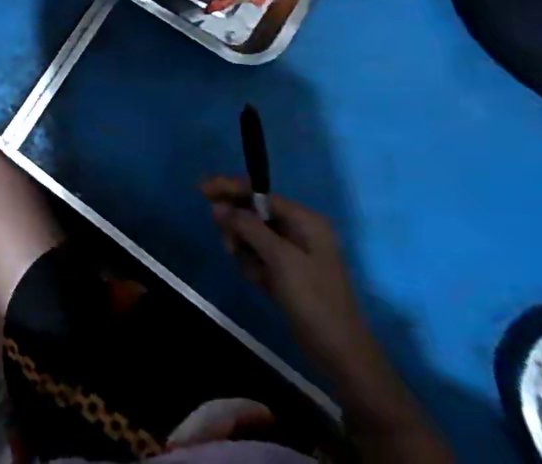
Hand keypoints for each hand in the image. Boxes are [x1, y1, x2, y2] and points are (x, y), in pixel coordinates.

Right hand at [200, 177, 360, 339]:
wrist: (338, 352)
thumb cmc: (313, 298)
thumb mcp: (279, 259)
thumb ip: (248, 228)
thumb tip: (218, 206)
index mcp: (305, 220)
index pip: (261, 194)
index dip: (231, 189)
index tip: (202, 189)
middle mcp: (300, 231)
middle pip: (254, 214)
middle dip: (239, 227)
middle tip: (228, 246)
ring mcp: (293, 253)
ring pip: (253, 237)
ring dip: (246, 251)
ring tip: (255, 274)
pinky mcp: (286, 273)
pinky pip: (259, 258)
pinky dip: (254, 267)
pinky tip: (260, 283)